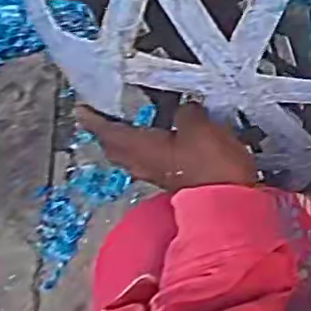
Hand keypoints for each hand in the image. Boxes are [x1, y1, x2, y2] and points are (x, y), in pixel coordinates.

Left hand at [77, 102, 258, 191]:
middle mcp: (143, 163)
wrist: (228, 201)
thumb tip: (184, 109)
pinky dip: (151, 147)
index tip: (82, 109)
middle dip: (109, 131)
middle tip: (108, 116)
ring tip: (136, 124)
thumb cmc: (209, 163)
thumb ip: (187, 112)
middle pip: (116, 147)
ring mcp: (158, 174)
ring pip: (133, 155)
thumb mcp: (200, 126)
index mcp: (142, 148)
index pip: (109, 131)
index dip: (94, 119)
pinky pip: (152, 160)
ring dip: (129, 140)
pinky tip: (166, 138)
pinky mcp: (174, 180)